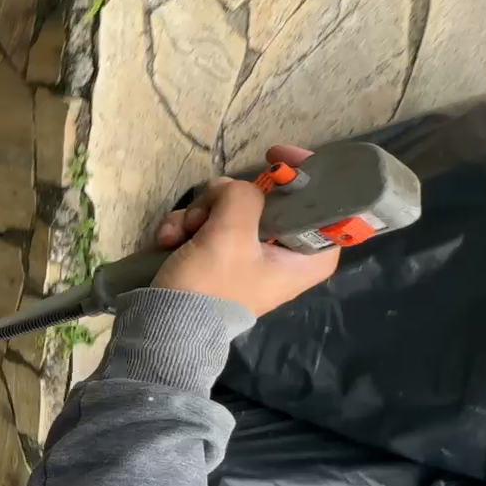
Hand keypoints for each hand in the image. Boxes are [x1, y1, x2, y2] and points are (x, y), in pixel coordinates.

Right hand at [152, 144, 339, 316]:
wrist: (160, 328)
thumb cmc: (207, 287)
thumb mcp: (228, 237)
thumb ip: (239, 198)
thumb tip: (230, 186)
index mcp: (311, 254)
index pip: (324, 200)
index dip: (301, 174)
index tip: (273, 157)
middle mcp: (284, 255)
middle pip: (264, 204)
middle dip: (225, 202)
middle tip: (204, 210)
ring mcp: (246, 259)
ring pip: (226, 215)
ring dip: (195, 216)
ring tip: (175, 234)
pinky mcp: (213, 263)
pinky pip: (204, 231)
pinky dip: (182, 231)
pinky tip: (166, 241)